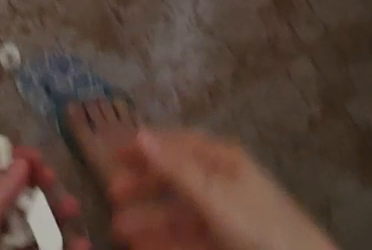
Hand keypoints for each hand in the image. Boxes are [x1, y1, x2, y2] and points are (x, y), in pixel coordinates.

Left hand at [0, 146, 88, 249]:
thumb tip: (18, 161)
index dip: (15, 166)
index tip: (38, 160)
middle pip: (19, 203)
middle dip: (42, 191)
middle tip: (60, 189)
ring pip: (38, 231)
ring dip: (58, 219)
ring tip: (76, 214)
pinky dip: (66, 247)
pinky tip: (80, 246)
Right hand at [105, 129, 334, 249]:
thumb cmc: (260, 229)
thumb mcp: (215, 196)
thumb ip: (176, 168)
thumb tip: (140, 132)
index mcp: (224, 160)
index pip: (178, 144)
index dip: (146, 145)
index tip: (113, 151)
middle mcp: (222, 183)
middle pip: (175, 178)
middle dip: (143, 185)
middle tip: (111, 192)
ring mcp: (225, 218)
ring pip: (178, 213)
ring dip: (148, 219)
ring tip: (118, 229)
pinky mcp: (225, 247)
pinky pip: (188, 240)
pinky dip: (164, 241)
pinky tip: (142, 247)